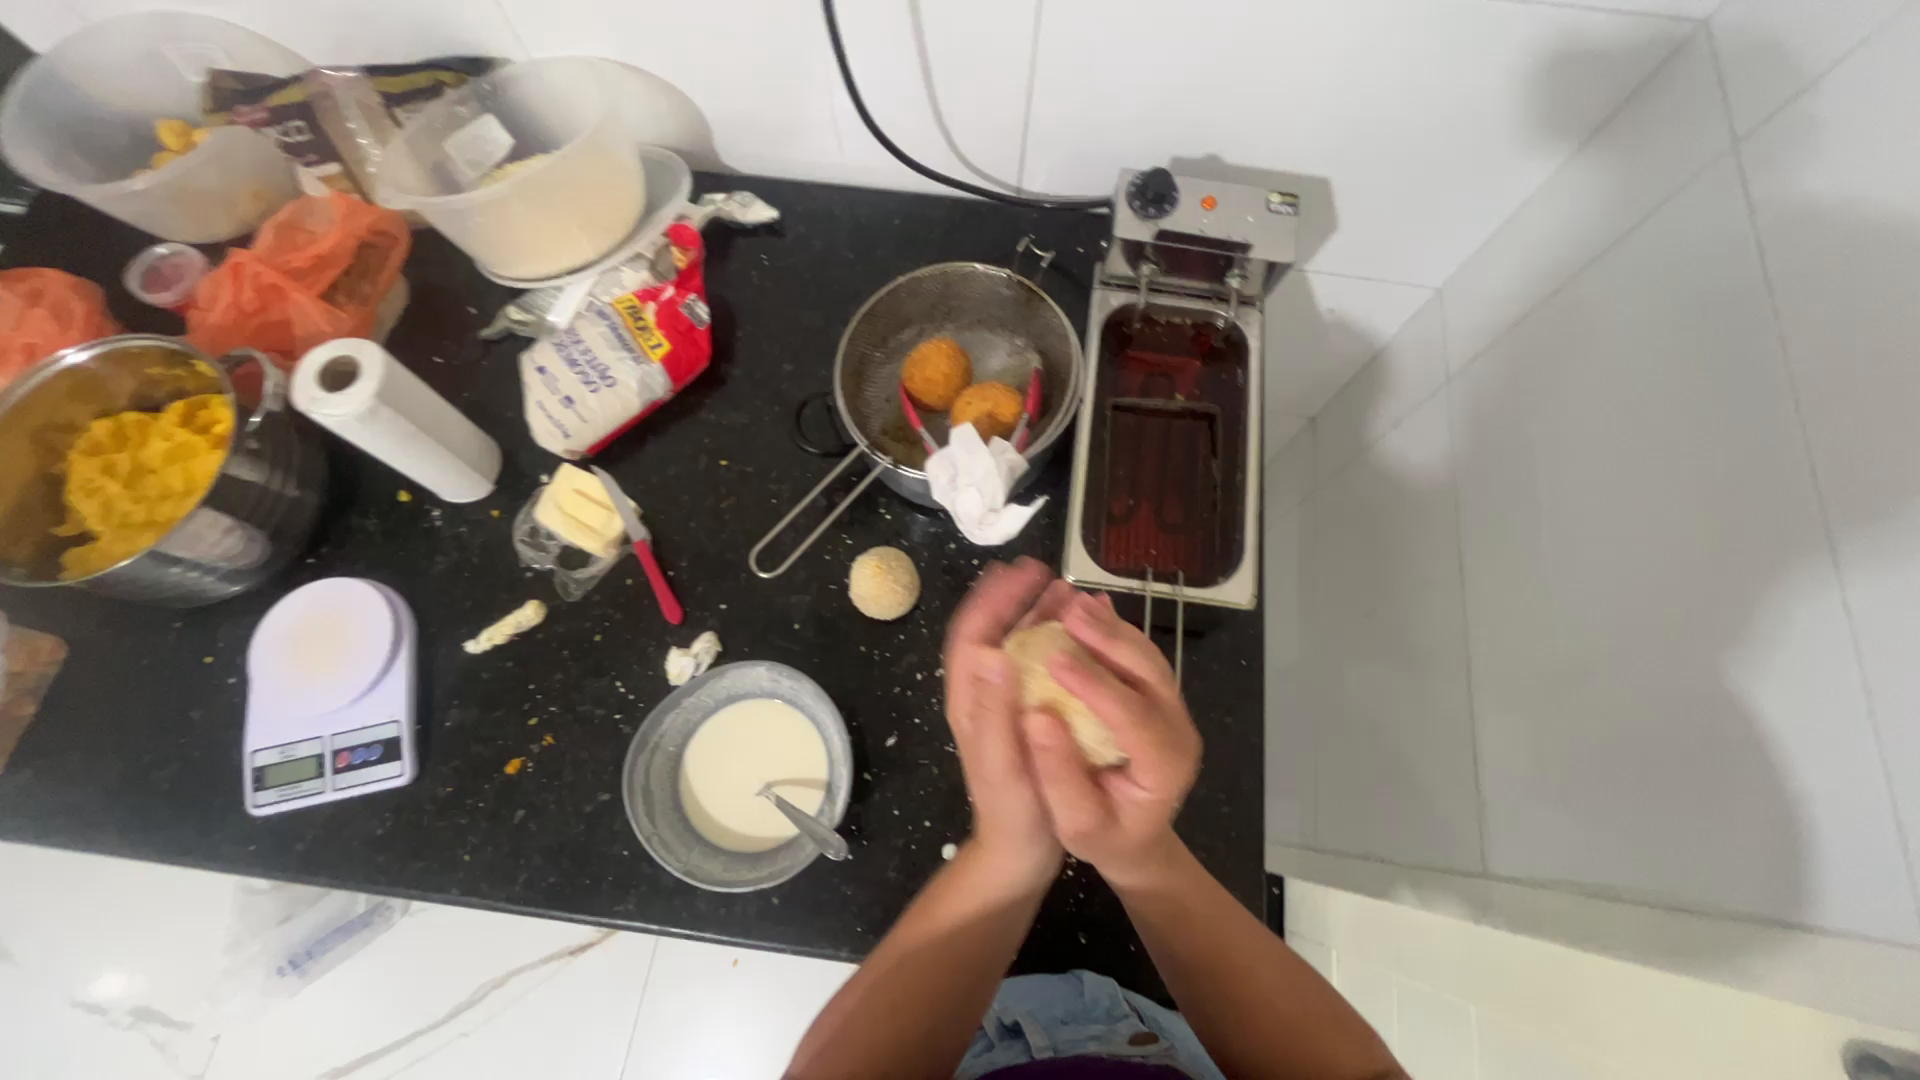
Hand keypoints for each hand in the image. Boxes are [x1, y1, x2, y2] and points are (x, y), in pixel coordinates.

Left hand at [942, 557, 1069, 889]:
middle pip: (992, 631)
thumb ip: (994, 711)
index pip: (971, 634)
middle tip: (1047, 572)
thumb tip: (991, 650)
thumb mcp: (1003, 763)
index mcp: (971, 699)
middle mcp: (982, 692)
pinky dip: (1050, 642)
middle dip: (1015, 598)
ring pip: (1015, 644)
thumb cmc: (1013, 809)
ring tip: (1066, 592)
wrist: (1020, 851)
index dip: (992, 599)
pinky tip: (1076, 635)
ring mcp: (1002, 702)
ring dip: (1035, 615)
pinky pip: (1034, 665)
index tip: (1019, 571)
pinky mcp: (1023, 712)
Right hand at [1019, 591, 1201, 889]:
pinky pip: (1139, 654)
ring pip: (1146, 655)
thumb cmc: (1105, 837)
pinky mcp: (1159, 695)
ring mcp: (1173, 708)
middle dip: (1108, 638)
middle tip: (1067, 611)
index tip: (1054, 658)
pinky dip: (1113, 628)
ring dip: (1109, 626)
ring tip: (1071, 603)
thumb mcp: (1077, 825)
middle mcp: (1178, 729)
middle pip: (1148, 673)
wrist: (1137, 838)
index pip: (1134, 716)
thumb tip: (1037, 718)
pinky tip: (1085, 608)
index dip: (1095, 684)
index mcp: (1165, 765)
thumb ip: (1059, 776)